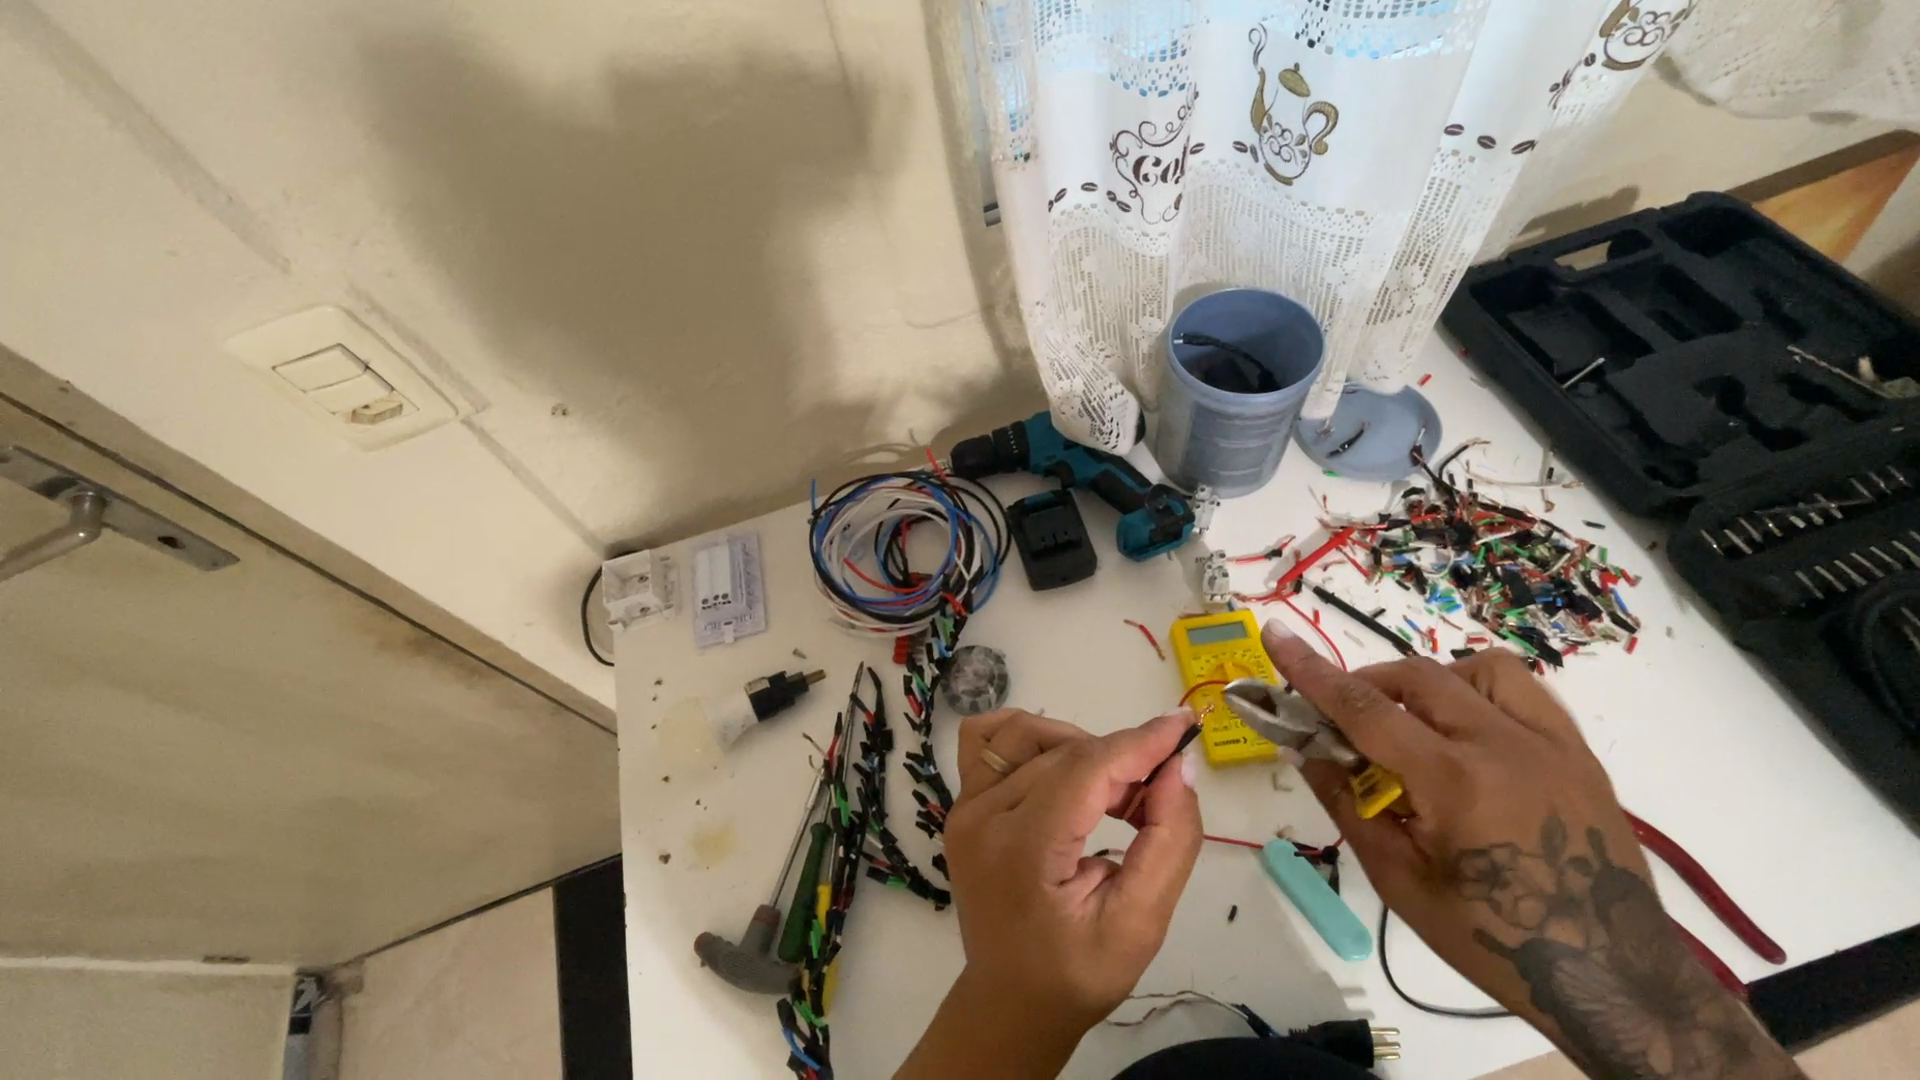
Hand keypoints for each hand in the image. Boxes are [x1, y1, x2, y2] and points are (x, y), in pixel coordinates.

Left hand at [897, 709, 1202, 1078]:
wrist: (1011, 999)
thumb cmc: (1078, 972)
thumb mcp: (1140, 924)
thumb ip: (1168, 842)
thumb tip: (1178, 768)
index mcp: (1023, 851)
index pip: (1086, 769)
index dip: (1139, 743)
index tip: (1183, 726)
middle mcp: (983, 817)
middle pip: (1065, 752)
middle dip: (1122, 760)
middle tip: (1156, 797)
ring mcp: (965, 807)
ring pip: (1027, 735)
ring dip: (1079, 746)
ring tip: (1109, 792)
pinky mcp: (962, 804)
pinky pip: (989, 740)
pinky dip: (1031, 739)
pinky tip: (1060, 765)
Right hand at [1262, 622, 1803, 1078]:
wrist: (1613, 977)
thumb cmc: (1492, 938)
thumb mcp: (1399, 881)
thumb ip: (1349, 806)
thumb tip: (1307, 750)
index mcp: (1455, 782)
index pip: (1365, 709)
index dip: (1312, 670)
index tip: (1276, 635)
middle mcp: (1504, 745)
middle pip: (1416, 678)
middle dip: (1364, 683)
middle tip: (1339, 718)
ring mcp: (1550, 744)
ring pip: (1477, 670)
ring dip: (1429, 682)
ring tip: (1413, 722)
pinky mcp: (1578, 754)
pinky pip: (1524, 691)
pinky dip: (1479, 692)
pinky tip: (1467, 731)